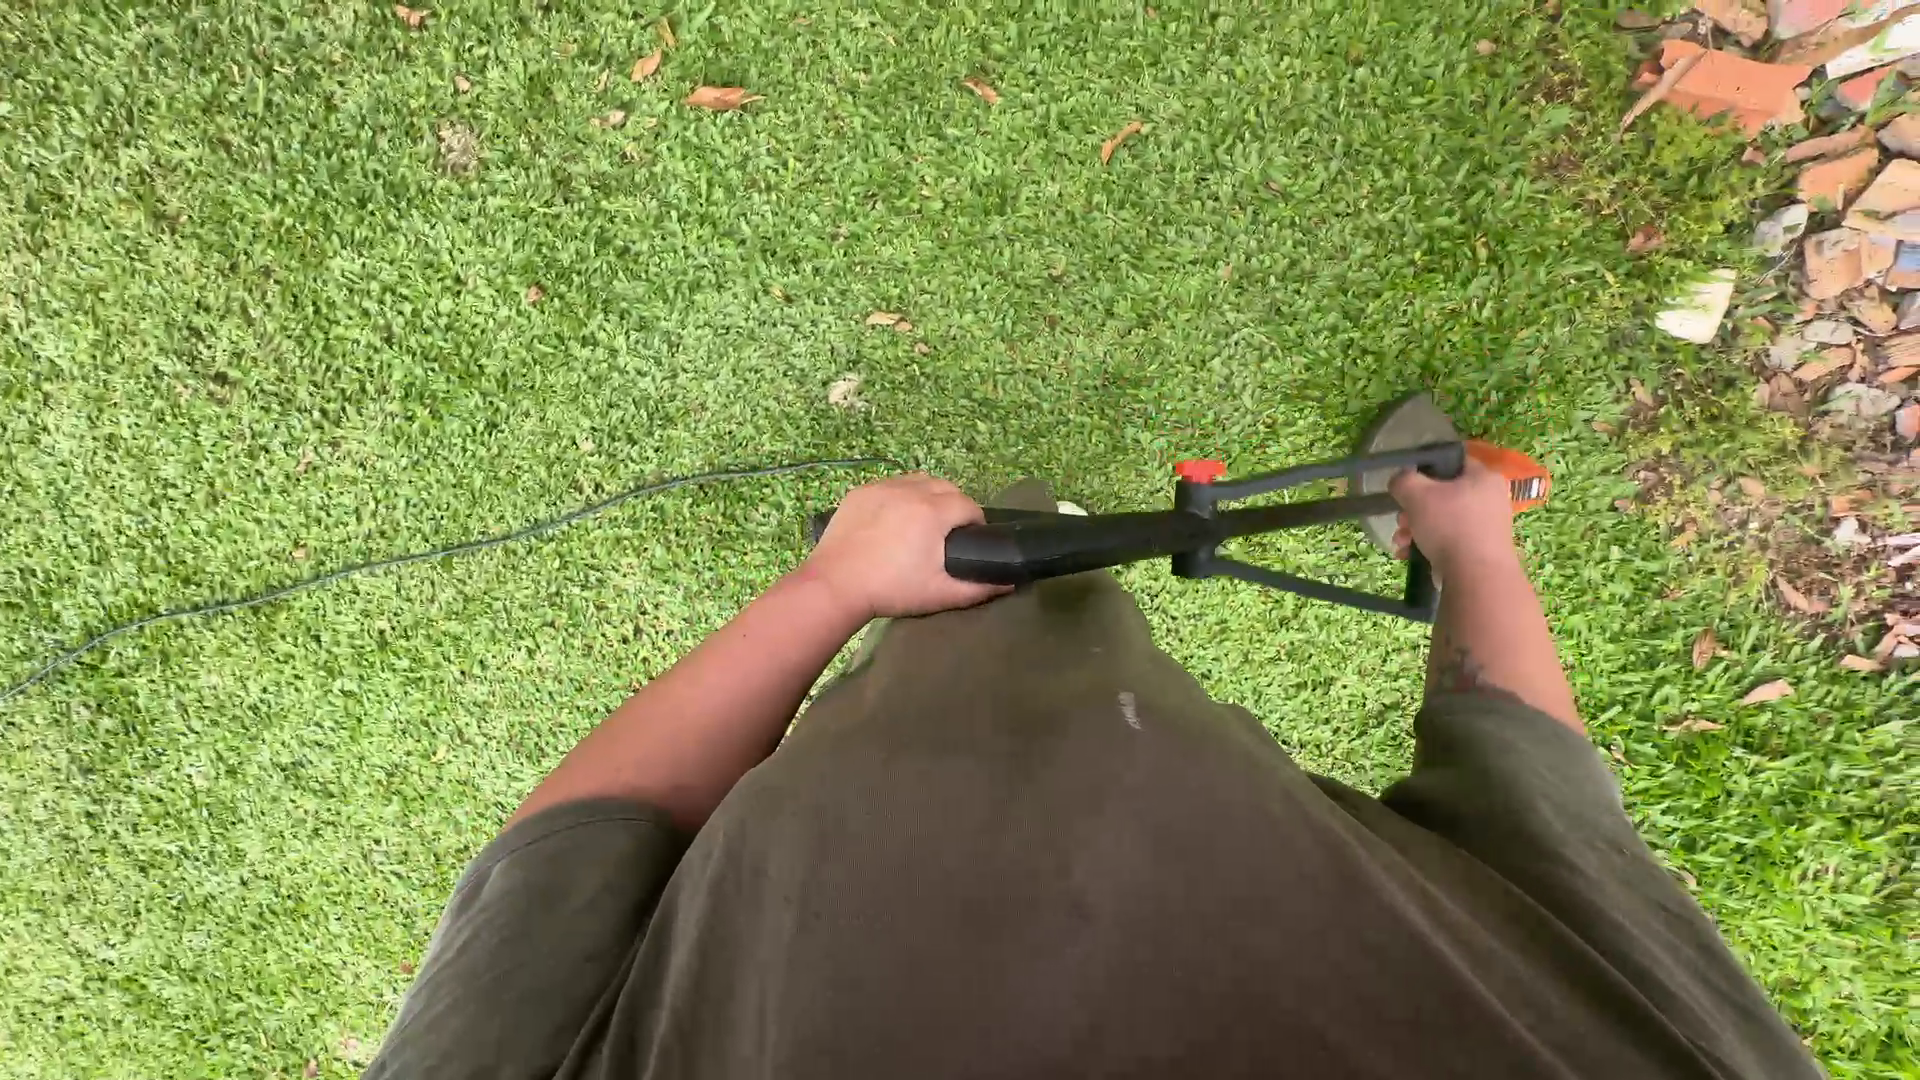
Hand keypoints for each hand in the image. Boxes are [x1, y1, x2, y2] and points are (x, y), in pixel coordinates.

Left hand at [803, 473, 1011, 619]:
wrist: (836, 585)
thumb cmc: (892, 590)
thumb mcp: (939, 593)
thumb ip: (978, 587)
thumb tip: (1010, 583)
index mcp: (934, 511)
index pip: (969, 505)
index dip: (974, 522)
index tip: (969, 541)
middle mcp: (910, 490)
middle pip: (946, 487)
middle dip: (954, 506)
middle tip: (947, 534)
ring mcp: (882, 487)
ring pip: (918, 481)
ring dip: (929, 496)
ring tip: (924, 522)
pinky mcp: (860, 492)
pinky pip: (891, 485)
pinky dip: (900, 496)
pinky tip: (895, 519)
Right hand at [1388, 458, 1515, 568]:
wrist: (1475, 573)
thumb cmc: (1448, 525)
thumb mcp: (1416, 494)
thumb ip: (1403, 480)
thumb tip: (1401, 480)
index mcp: (1482, 477)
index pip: (1451, 462)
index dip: (1424, 470)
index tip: (1406, 486)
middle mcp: (1489, 497)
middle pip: (1441, 494)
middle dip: (1413, 509)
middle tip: (1401, 519)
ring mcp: (1487, 524)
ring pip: (1441, 518)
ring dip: (1414, 528)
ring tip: (1400, 541)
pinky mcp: (1479, 546)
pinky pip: (1447, 537)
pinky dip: (1426, 543)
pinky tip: (1409, 553)